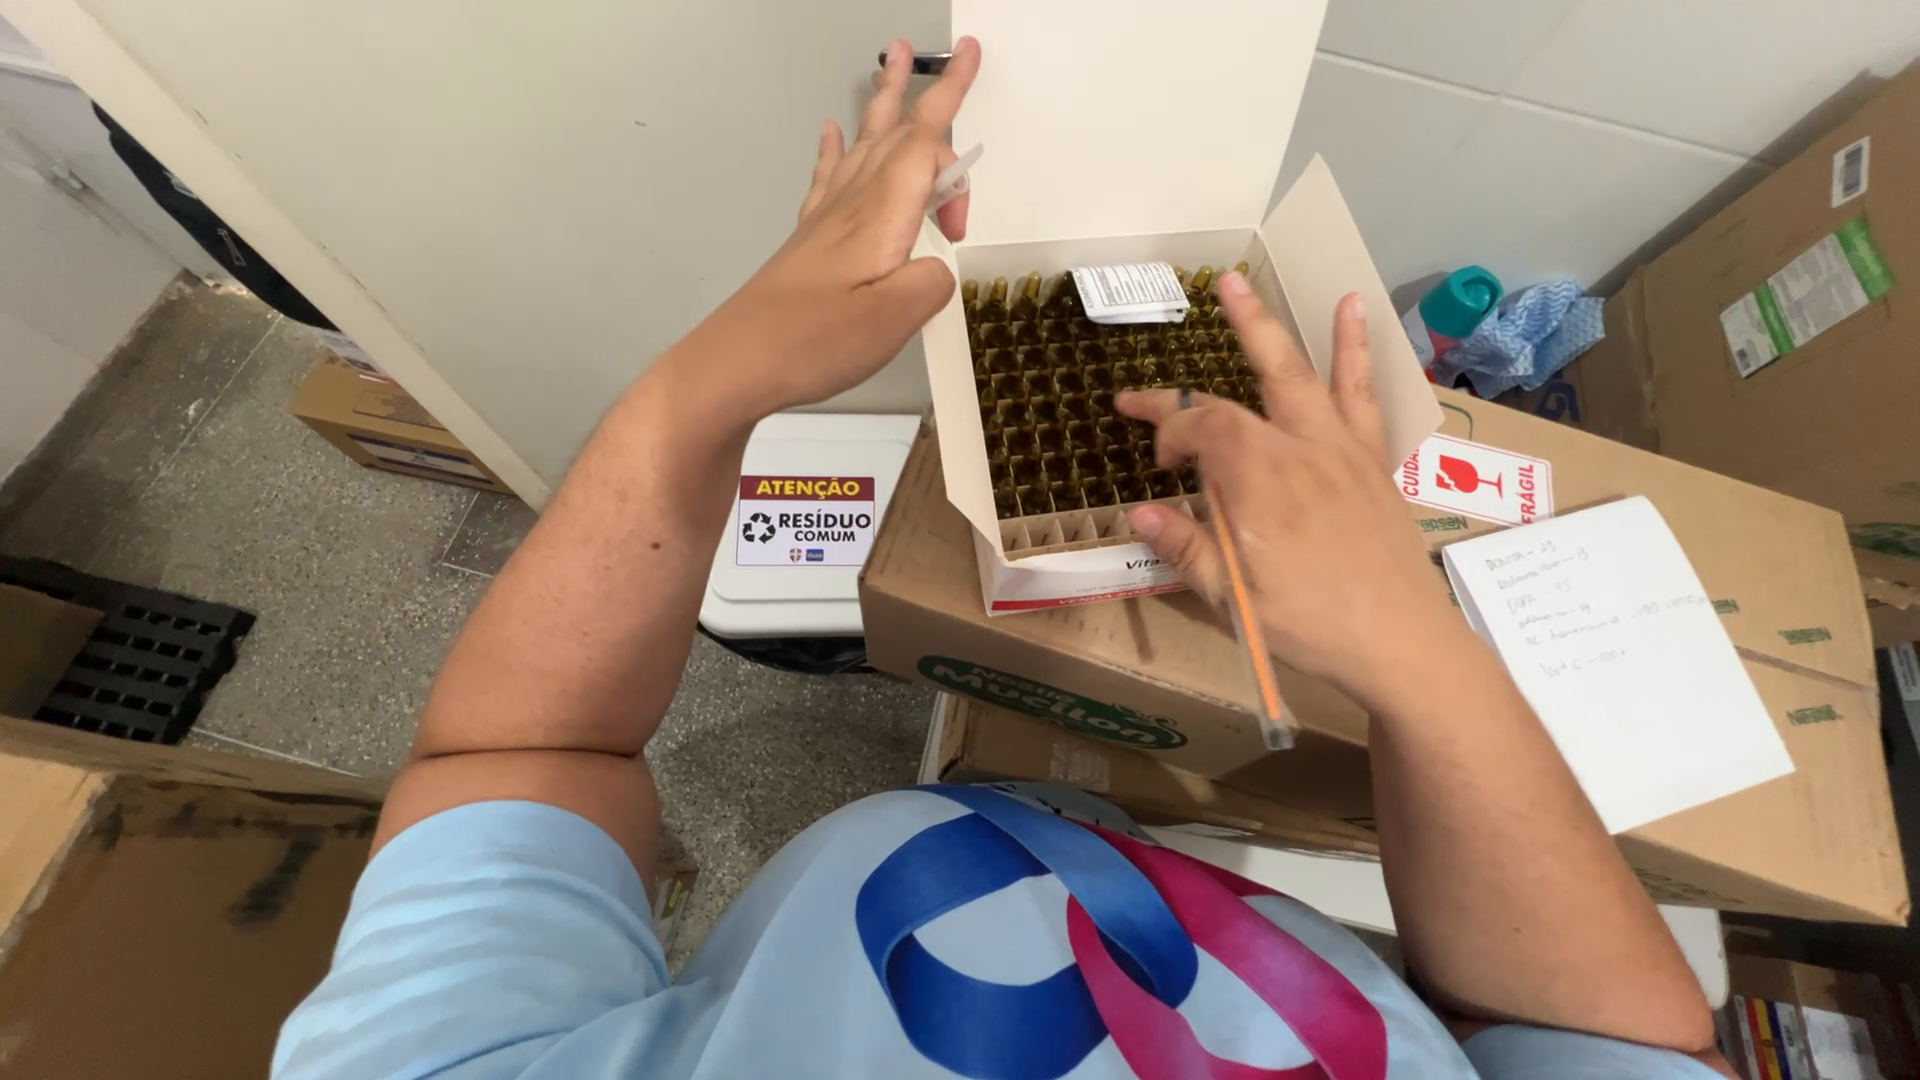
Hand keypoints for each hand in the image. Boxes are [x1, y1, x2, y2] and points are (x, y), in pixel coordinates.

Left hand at [681, 37, 980, 415]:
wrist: (739, 362)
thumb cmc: (814, 342)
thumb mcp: (895, 319)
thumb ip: (932, 281)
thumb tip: (937, 266)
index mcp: (880, 216)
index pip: (927, 150)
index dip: (955, 141)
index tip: (967, 142)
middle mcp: (853, 205)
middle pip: (898, 133)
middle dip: (932, 94)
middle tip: (959, 55)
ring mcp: (827, 220)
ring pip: (863, 144)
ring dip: (884, 103)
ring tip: (892, 62)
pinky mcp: (810, 241)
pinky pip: (827, 177)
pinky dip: (835, 150)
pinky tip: (830, 133)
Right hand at [1116, 273, 1468, 703]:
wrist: (1400, 642)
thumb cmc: (1308, 622)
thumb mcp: (1232, 597)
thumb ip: (1184, 547)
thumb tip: (1138, 513)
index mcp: (1259, 479)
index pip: (1203, 425)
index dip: (1170, 428)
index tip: (1159, 462)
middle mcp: (1301, 448)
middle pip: (1258, 376)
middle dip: (1233, 330)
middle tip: (1216, 286)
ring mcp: (1342, 450)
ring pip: (1308, 374)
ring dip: (1286, 326)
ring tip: (1273, 283)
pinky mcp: (1371, 463)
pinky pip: (1363, 397)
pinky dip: (1356, 355)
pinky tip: (1357, 319)